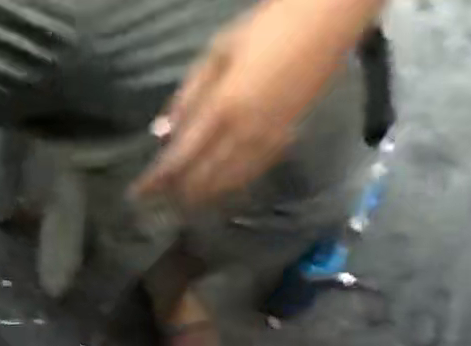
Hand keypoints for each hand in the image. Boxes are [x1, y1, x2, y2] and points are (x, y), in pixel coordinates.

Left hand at [134, 0, 349, 205]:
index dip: (156, 181)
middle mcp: (242, 132)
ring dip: (200, 196)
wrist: (333, 11)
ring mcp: (267, 138)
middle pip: (200, 179)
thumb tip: (162, 132)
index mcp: (222, 108)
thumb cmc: (269, 23)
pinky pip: (251, 173)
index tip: (137, 194)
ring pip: (225, 182)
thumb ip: (188, 94)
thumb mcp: (218, 51)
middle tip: (156, 202)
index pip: (178, 160)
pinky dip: (229, 185)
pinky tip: (217, 189)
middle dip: (175, 194)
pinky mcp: (287, 137)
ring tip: (181, 202)